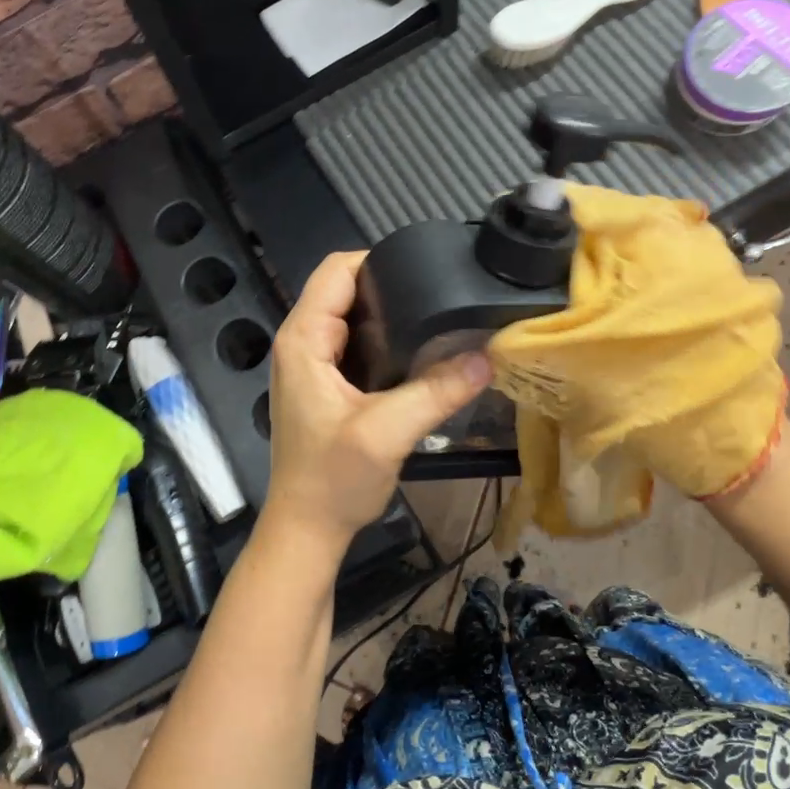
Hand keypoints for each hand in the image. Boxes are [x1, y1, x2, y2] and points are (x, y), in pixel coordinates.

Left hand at [263, 252, 493, 548]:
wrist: (307, 528)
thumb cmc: (334, 480)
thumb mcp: (387, 433)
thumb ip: (436, 391)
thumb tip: (488, 357)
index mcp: (303, 339)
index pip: (336, 271)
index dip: (378, 259)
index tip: (427, 268)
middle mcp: (301, 343)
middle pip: (344, 289)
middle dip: (391, 286)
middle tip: (442, 294)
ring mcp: (311, 364)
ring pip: (353, 317)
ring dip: (390, 315)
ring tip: (438, 316)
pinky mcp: (325, 385)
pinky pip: (355, 344)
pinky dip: (385, 341)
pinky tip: (420, 352)